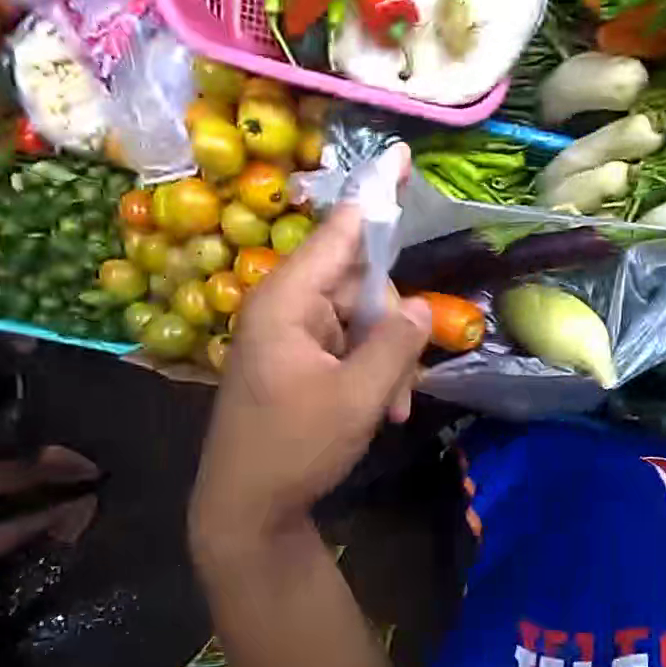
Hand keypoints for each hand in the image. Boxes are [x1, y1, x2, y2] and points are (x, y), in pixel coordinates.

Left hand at [190, 203, 431, 547]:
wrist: (247, 508)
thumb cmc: (295, 449)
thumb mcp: (357, 399)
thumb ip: (394, 346)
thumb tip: (418, 306)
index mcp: (287, 303)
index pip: (339, 234)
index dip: (375, 197)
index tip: (403, 158)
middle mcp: (284, 310)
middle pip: (358, 286)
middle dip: (392, 330)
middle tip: (404, 383)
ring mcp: (288, 338)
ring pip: (358, 324)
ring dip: (384, 362)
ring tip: (390, 409)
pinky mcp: (294, 364)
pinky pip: (344, 350)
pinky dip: (368, 376)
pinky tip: (379, 411)